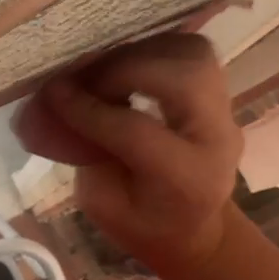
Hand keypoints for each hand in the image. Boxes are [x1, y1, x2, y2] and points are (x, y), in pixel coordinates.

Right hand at [14, 33, 243, 276]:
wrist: (194, 230)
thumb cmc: (142, 225)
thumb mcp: (102, 205)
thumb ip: (82, 152)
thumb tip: (52, 101)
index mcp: (186, 180)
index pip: (137, 131)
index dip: (89, 109)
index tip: (52, 93)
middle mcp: (217, 139)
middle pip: (181, 79)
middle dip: (123, 70)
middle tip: (83, 77)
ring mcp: (226, 112)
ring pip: (192, 54)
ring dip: (142, 52)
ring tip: (105, 68)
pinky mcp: (220, 93)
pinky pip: (191, 53)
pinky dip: (154, 49)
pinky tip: (125, 64)